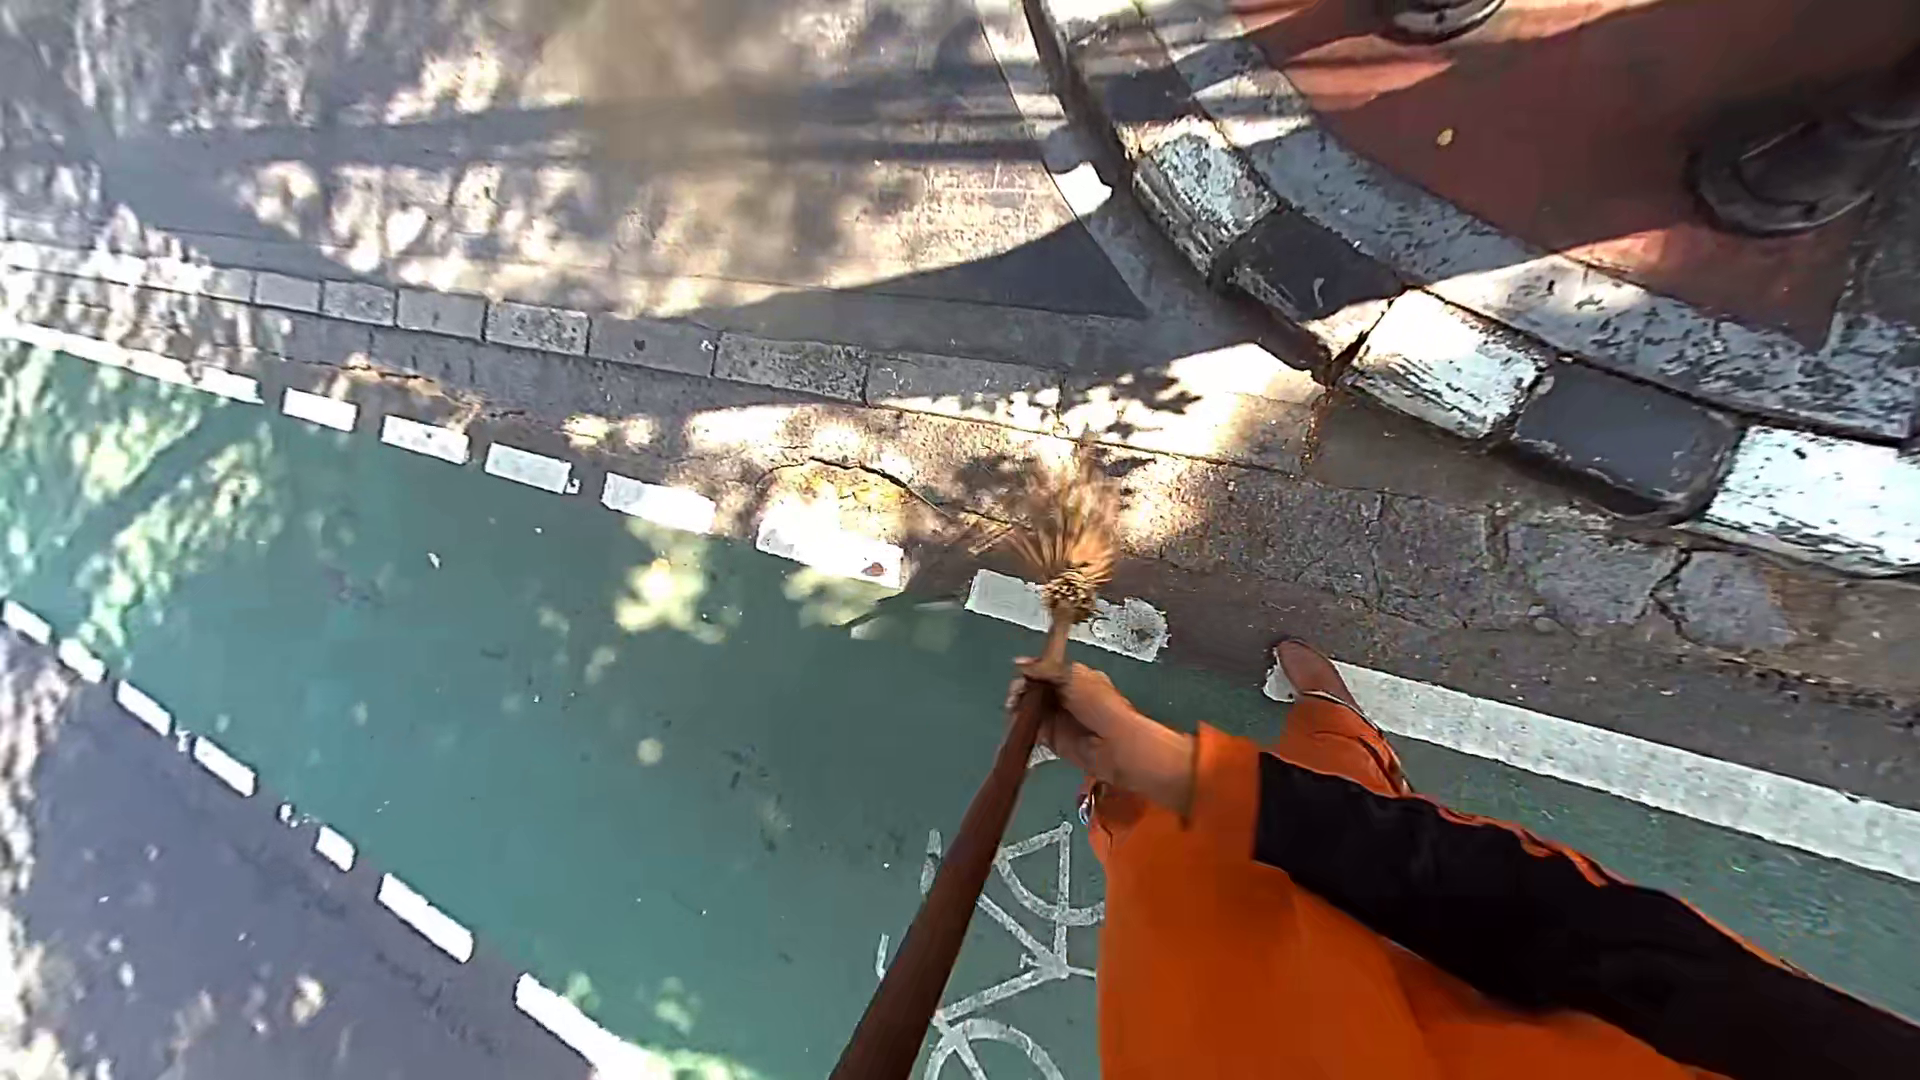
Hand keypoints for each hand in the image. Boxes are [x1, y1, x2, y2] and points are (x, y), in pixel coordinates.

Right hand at [1008, 661, 1195, 816]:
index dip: (1032, 669)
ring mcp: (1058, 717)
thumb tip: (1020, 662)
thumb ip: (1046, 669)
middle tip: (1016, 691)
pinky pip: (1031, 728)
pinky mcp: (1052, 737)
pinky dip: (1022, 724)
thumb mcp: (1073, 678)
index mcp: (1075, 677)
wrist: (1116, 747)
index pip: (1047, 668)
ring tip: (1013, 705)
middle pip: (1035, 687)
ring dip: (1019, 705)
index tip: (1020, 670)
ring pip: (1030, 706)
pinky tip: (1016, 720)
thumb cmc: (1103, 708)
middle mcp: (1066, 695)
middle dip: (1022, 686)